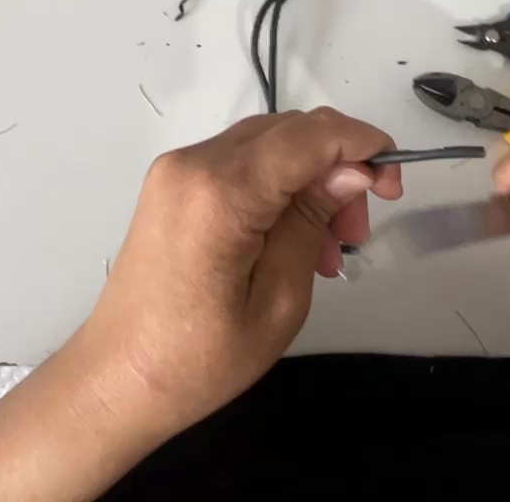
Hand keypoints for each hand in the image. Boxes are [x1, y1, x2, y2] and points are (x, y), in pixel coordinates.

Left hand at [65, 108, 402, 440]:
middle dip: (338, 166)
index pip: (308, 135)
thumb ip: (312, 219)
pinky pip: (240, 162)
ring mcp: (178, 168)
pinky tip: (291, 235)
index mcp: (221, 192)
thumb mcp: (278, 299)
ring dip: (309, 177)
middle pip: (289, 131)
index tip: (392, 183)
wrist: (117, 377)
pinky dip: (276, 184)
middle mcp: (194, 162)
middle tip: (355, 230)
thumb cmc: (199, 359)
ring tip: (326, 246)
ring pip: (267, 143)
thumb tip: (352, 169)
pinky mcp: (173, 181)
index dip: (361, 144)